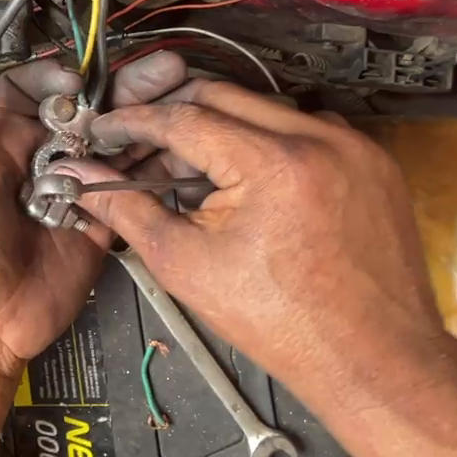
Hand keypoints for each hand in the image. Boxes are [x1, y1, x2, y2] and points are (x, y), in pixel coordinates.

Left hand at [0, 52, 187, 380]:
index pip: (29, 91)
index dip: (54, 78)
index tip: (80, 81)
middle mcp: (39, 160)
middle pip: (82, 110)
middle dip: (119, 88)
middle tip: (164, 69)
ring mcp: (74, 190)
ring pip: (114, 143)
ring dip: (146, 119)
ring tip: (187, 93)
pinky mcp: (99, 223)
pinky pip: (131, 188)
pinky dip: (158, 167)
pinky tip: (190, 148)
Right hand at [62, 80, 450, 407]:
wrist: (375, 361)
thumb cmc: (282, 322)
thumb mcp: (183, 262)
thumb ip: (125, 208)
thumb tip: (82, 179)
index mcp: (274, 164)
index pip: (181, 118)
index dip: (132, 123)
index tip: (106, 132)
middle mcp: (320, 140)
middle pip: (217, 95)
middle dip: (169, 116)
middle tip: (137, 145)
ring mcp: (353, 147)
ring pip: (258, 106)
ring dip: (213, 124)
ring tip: (184, 166)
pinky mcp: (369, 161)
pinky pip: (297, 126)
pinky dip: (257, 138)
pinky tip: (235, 177)